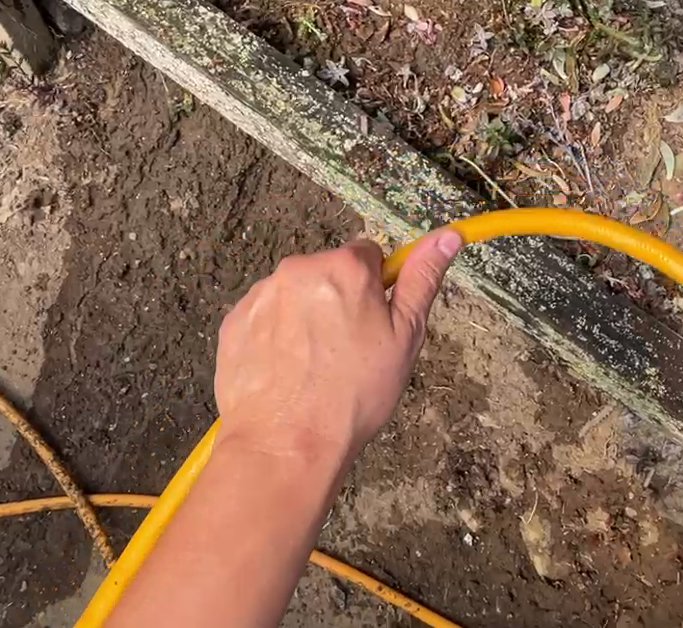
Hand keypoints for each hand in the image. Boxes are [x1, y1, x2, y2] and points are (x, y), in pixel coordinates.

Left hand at [214, 228, 464, 471]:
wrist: (284, 445)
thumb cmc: (353, 395)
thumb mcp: (405, 337)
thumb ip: (423, 280)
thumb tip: (447, 237)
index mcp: (346, 267)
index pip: (368, 255)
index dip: (375, 289)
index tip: (374, 323)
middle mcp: (300, 267)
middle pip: (329, 272)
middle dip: (339, 299)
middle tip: (346, 350)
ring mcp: (262, 293)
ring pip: (297, 293)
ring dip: (306, 315)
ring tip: (313, 366)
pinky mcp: (234, 319)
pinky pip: (265, 315)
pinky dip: (276, 334)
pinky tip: (285, 370)